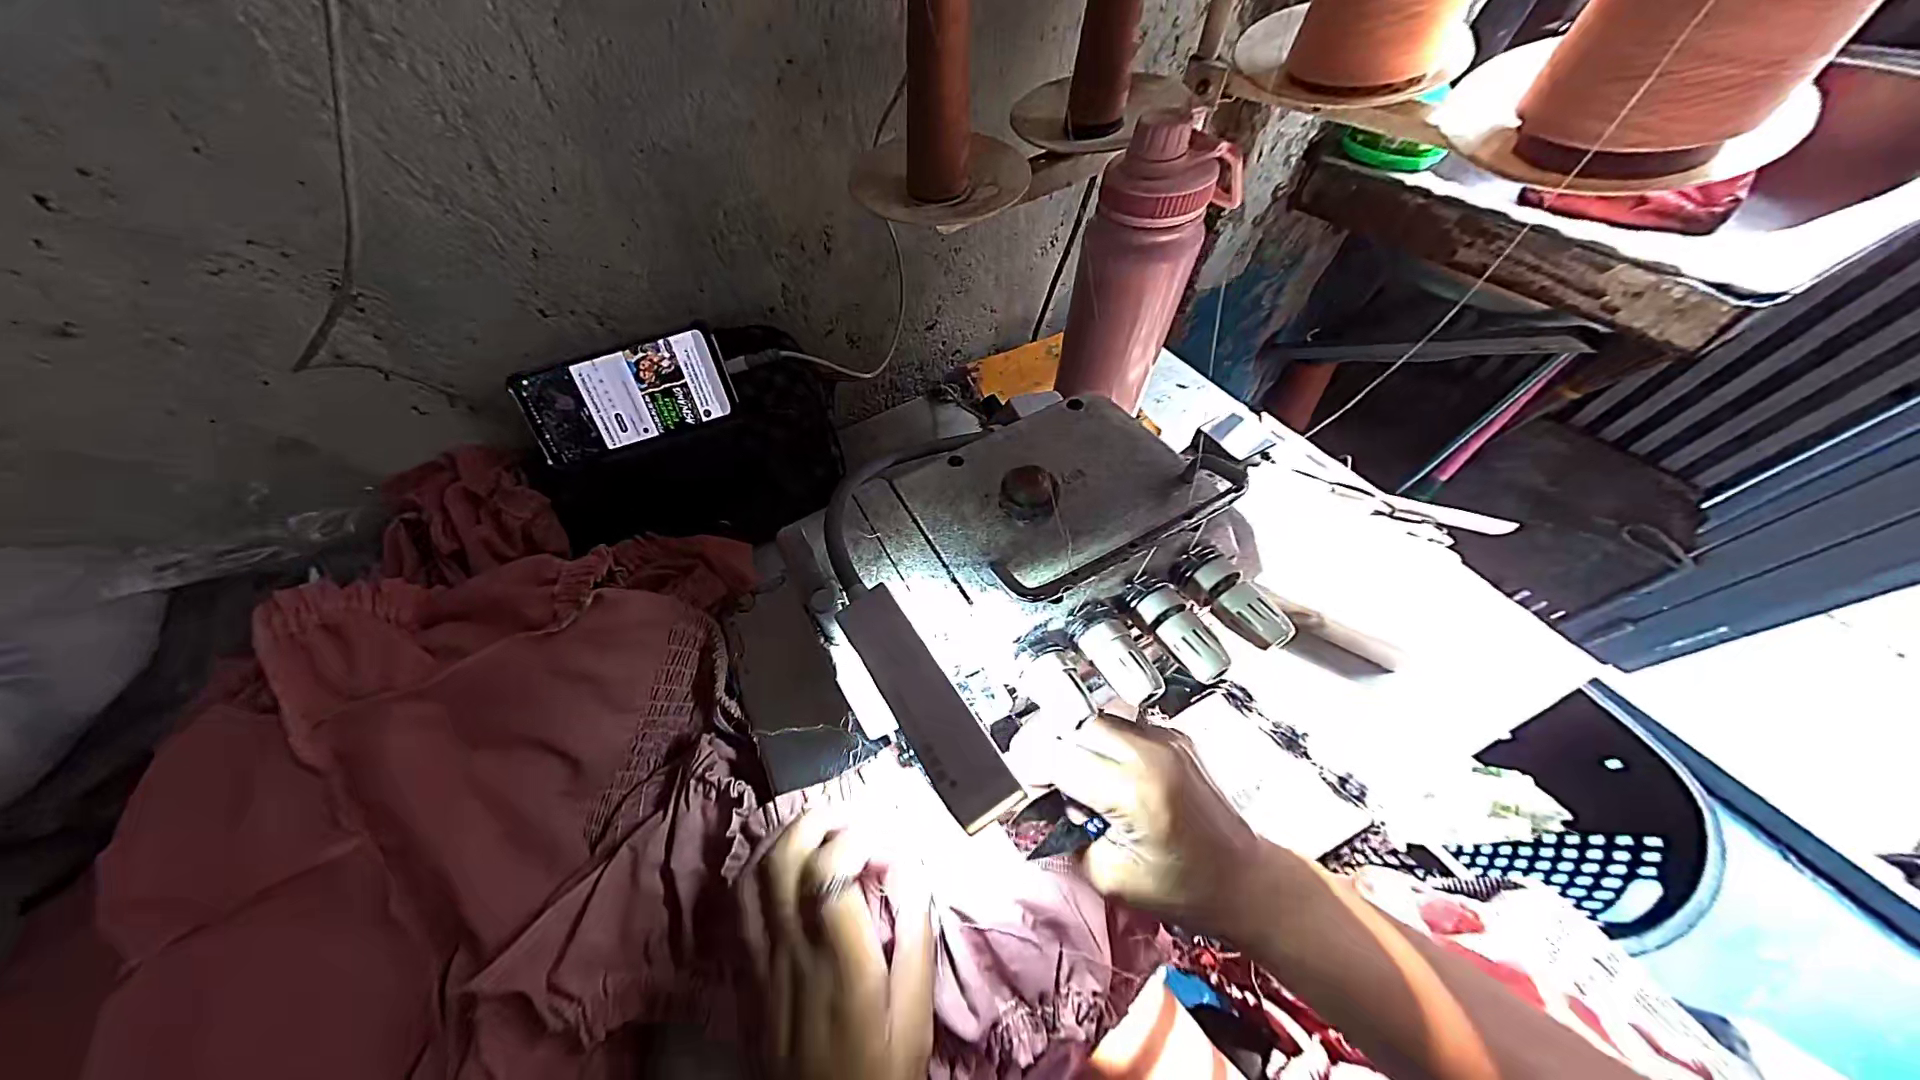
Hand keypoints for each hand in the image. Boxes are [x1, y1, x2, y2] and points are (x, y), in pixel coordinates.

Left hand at [739, 809, 935, 1079]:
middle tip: (853, 814)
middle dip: (819, 819)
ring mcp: (762, 957)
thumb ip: (916, 935)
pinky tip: (787, 857)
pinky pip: (741, 900)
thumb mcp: (914, 1013)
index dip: (854, 835)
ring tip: (823, 825)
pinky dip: (762, 861)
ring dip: (789, 833)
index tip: (885, 833)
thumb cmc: (879, 1069)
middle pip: (785, 858)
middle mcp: (792, 950)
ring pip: (757, 871)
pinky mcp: (747, 967)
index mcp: (839, 962)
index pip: (827, 872)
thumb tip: (911, 866)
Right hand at [1011, 714, 1263, 932]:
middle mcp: (1151, 752)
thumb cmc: (1186, 888)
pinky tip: (1105, 771)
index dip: (1032, 771)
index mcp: (1135, 790)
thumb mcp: (1111, 878)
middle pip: (1072, 724)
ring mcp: (1165, 738)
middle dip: (1048, 750)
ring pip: (1094, 716)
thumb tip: (1038, 808)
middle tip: (1045, 782)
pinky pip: (1120, 722)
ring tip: (1075, 776)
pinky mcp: (1173, 735)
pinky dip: (1101, 741)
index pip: (1058, 755)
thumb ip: (1066, 837)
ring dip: (1074, 741)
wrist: (1245, 878)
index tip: (1027, 790)